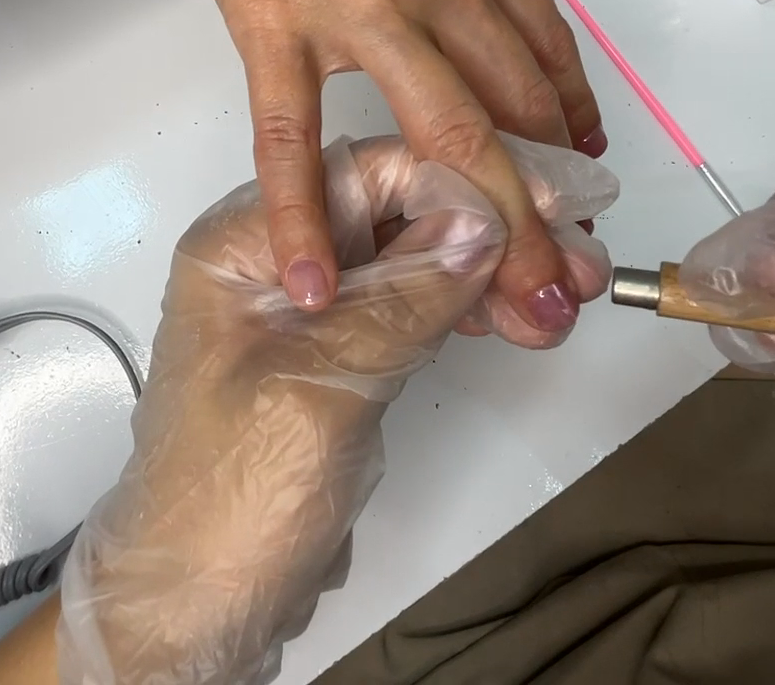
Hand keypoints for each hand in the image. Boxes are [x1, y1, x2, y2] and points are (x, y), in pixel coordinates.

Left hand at [58, 134, 616, 683]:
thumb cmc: (233, 489)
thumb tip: (484, 221)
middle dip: (486, 233)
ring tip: (569, 297)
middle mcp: (275, 259)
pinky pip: (408, 307)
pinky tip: (515, 319)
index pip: (362, 175)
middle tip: (576, 261)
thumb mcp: (319, 382)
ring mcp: (308, 307)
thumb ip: (402, 297)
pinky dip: (463, 310)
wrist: (197, 598)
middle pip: (394, 214)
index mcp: (245, 242)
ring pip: (411, 262)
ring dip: (488, 275)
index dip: (457, 180)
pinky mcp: (335, 350)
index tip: (545, 202)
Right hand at [80, 0, 604, 336]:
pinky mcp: (272, 19)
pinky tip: (315, 277)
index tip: (577, 193)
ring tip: (506, 311)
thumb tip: (468, 11)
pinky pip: (292, 132)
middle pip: (515, 116)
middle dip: (553, 214)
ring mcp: (359, 5)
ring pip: (439, 134)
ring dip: (482, 232)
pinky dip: (304, 212)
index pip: (545, 62)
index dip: (569, 139)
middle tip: (570, 294)